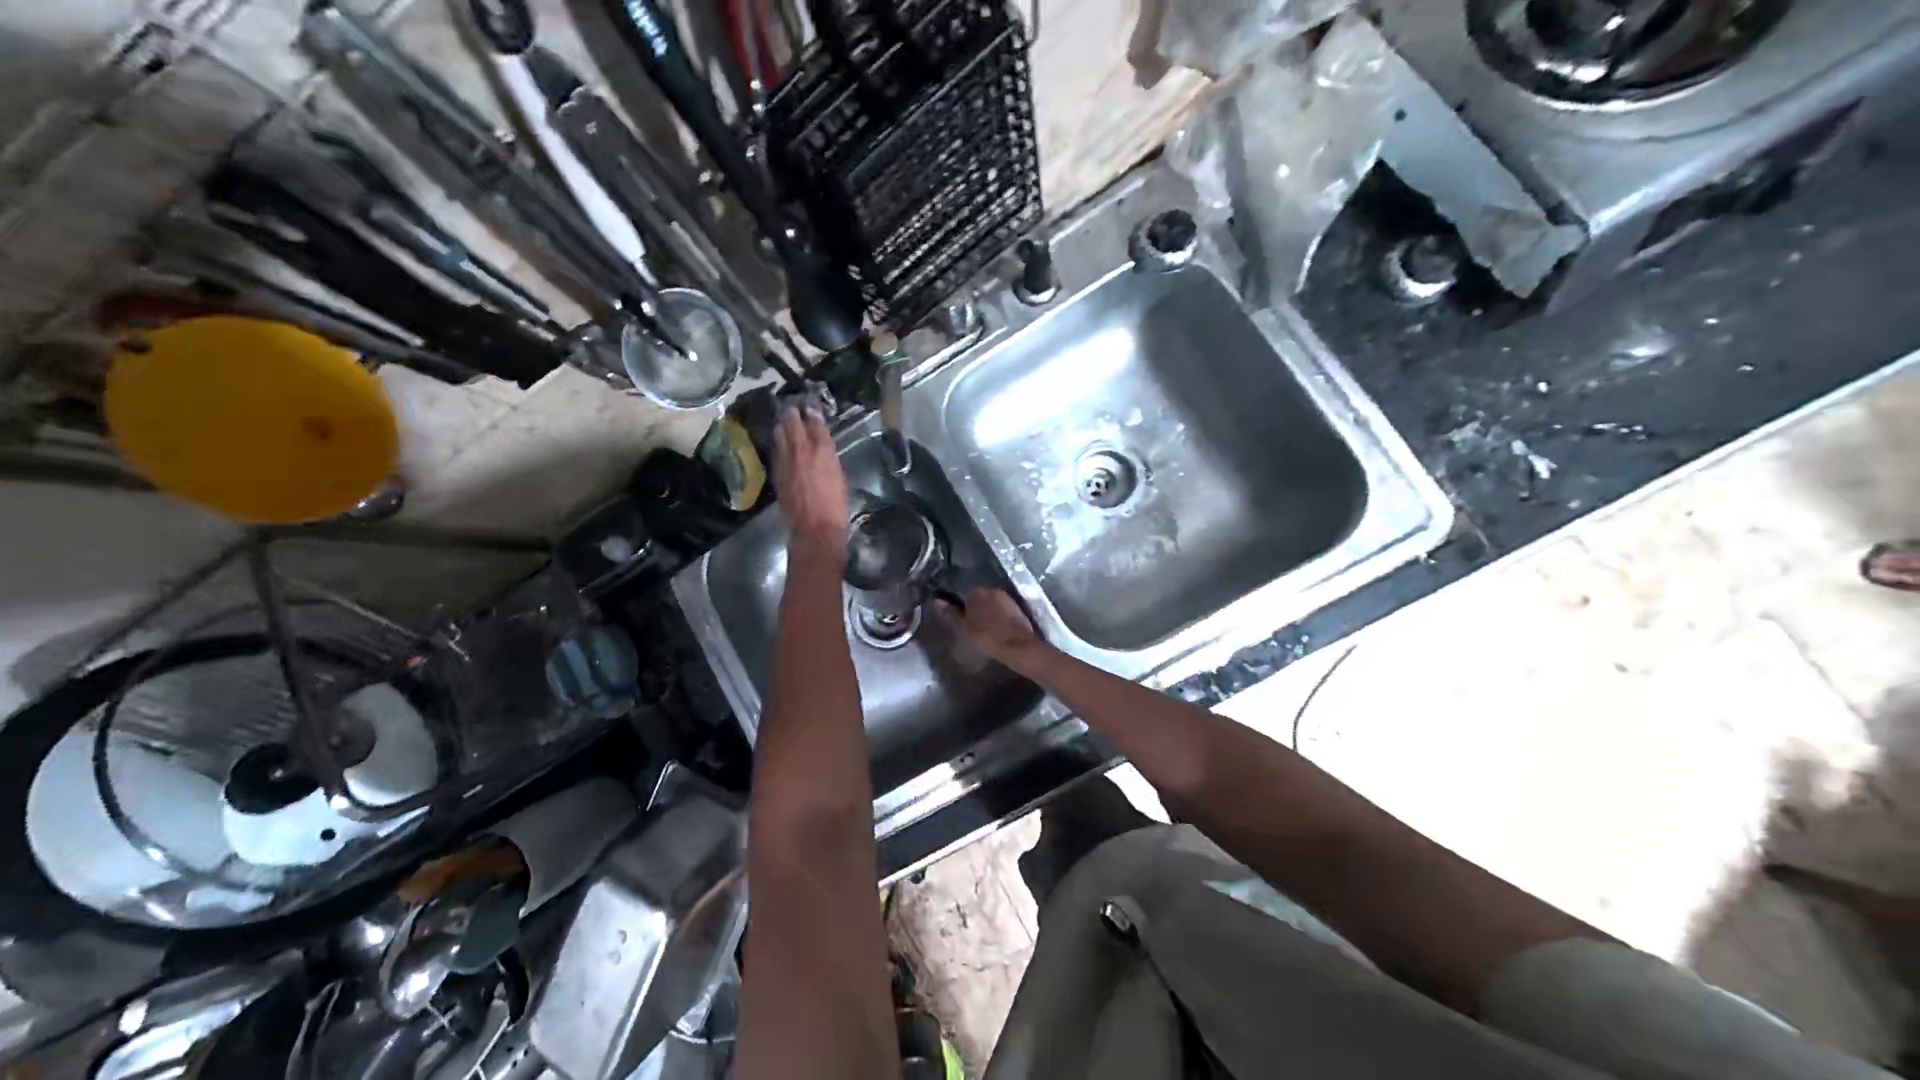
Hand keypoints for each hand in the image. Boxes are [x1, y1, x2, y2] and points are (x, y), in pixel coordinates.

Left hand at [774, 406, 848, 565]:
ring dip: (783, 425)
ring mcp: (785, 460)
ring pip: (780, 433)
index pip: (815, 421)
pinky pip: (776, 450)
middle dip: (793, 413)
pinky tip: (781, 442)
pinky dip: (779, 443)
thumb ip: (828, 457)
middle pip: (792, 422)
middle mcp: (801, 449)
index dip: (813, 412)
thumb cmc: (836, 505)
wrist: (815, 528)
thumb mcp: (839, 476)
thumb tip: (821, 448)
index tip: (811, 406)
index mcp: (822, 449)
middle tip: (794, 407)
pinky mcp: (776, 472)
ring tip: (785, 421)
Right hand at [933, 587, 1045, 669]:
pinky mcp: (1018, 607)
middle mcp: (993, 589)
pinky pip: (1003, 610)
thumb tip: (937, 601)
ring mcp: (1007, 598)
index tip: (964, 621)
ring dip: (989, 613)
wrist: (1017, 646)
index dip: (963, 608)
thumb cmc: (986, 637)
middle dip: (977, 609)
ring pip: (992, 603)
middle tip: (974, 627)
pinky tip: (999, 630)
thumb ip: (950, 613)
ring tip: (987, 630)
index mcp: (977, 591)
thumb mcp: (963, 628)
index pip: (965, 595)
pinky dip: (1000, 617)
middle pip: (980, 598)